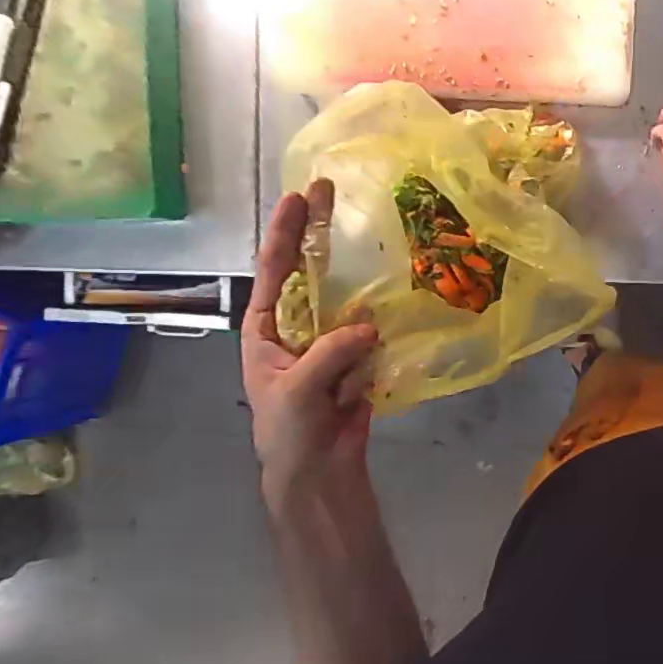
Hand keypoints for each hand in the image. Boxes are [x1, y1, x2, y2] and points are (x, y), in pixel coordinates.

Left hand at [243, 179, 380, 503]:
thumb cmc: (288, 431)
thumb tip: (369, 327)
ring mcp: (329, 338)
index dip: (283, 233)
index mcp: (266, 329)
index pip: (272, 272)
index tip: (296, 197)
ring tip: (376, 237)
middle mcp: (297, 325)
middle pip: (309, 273)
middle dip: (319, 234)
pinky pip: (370, 327)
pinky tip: (396, 284)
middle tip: (331, 192)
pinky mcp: (358, 355)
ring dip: (358, 273)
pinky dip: (382, 313)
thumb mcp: (297, 390)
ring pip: (345, 297)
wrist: (318, 471)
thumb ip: (328, 353)